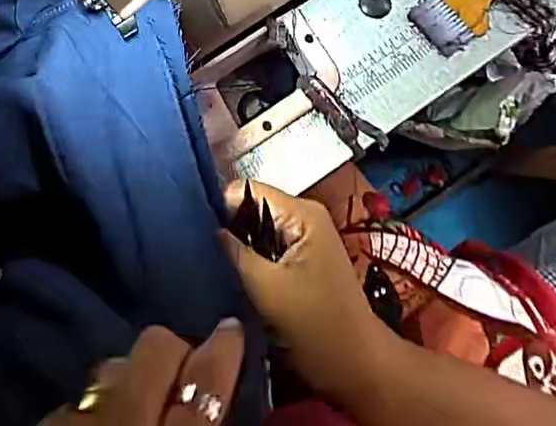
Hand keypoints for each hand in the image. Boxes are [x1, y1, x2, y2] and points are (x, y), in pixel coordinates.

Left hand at [40, 320, 244, 425]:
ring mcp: (82, 417)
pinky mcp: (48, 423)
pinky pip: (73, 400)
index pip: (205, 385)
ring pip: (112, 367)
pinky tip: (94, 417)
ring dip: (128, 374)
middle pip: (156, 350)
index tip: (232, 328)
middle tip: (186, 362)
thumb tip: (219, 397)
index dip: (223, 353)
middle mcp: (127, 417)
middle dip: (174, 347)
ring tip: (136, 390)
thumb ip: (204, 420)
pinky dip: (91, 404)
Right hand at [218, 179, 389, 395]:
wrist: (357, 365)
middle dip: (232, 226)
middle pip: (256, 206)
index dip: (224, 205)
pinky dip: (257, 258)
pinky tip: (240, 276)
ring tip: (218, 264)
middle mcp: (307, 215)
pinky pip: (273, 245)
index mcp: (302, 212)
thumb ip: (238, 254)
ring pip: (262, 228)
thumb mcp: (268, 290)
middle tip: (206, 251)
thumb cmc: (316, 326)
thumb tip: (213, 229)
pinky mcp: (307, 256)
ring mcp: (309, 235)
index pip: (251, 189)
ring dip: (243, 245)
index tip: (199, 229)